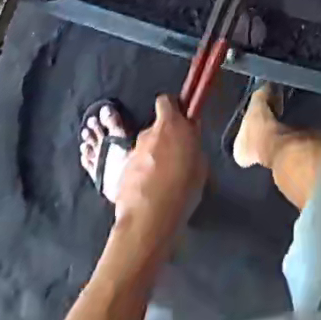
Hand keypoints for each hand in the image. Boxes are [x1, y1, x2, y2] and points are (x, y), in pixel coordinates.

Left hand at [110, 96, 206, 247]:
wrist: (148, 219)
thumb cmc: (182, 188)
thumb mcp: (200, 164)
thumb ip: (193, 144)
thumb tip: (189, 139)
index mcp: (170, 125)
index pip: (166, 100)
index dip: (173, 107)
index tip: (181, 119)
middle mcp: (148, 134)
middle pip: (156, 128)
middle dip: (164, 138)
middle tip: (175, 157)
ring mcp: (132, 153)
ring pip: (145, 149)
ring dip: (152, 158)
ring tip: (161, 180)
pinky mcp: (120, 173)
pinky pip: (135, 167)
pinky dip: (141, 174)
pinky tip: (148, 192)